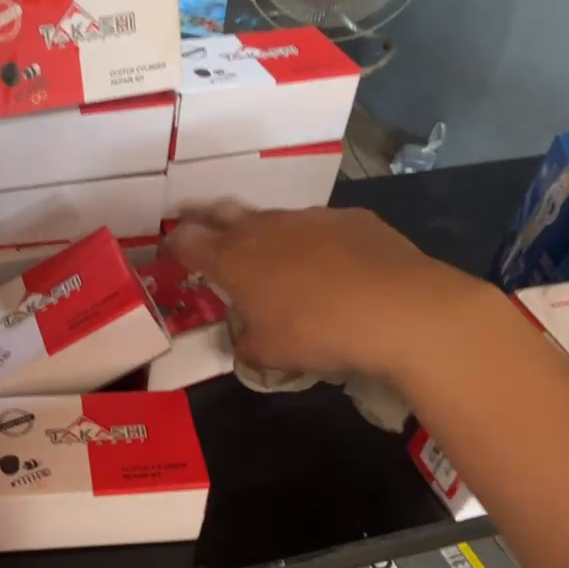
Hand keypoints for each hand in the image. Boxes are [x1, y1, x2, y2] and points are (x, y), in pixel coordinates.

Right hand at [165, 203, 491, 376]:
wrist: (398, 308)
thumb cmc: (317, 333)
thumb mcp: (269, 353)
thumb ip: (247, 344)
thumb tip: (244, 342)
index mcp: (234, 260)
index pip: (189, 242)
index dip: (175, 245)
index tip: (170, 250)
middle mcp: (265, 229)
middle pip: (223, 214)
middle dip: (206, 218)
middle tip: (197, 222)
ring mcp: (309, 218)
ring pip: (273, 218)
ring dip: (262, 231)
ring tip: (268, 250)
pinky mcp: (350, 218)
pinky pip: (318, 226)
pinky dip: (311, 241)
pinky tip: (329, 262)